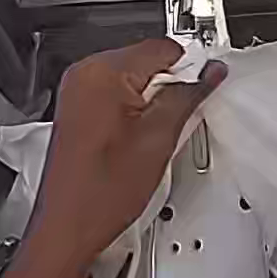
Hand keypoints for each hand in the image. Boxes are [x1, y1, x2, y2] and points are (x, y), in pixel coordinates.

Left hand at [0, 39, 223, 277]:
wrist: (66, 229)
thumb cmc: (99, 192)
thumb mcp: (159, 137)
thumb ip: (188, 95)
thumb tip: (209, 72)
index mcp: (102, 73)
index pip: (163, 48)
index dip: (190, 69)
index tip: (202, 87)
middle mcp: (85, 75)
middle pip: (149, 59)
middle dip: (169, 85)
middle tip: (174, 119)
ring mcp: (78, 91)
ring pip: (136, 76)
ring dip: (153, 98)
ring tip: (153, 134)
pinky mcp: (79, 107)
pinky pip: (119, 91)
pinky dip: (136, 108)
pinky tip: (138, 138)